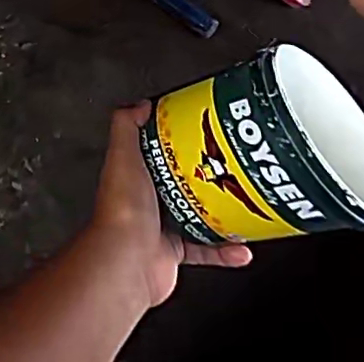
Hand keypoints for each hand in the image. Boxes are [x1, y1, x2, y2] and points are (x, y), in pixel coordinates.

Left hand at [79, 104, 250, 310]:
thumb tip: (140, 104)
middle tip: (225, 165)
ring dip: (217, 211)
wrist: (127, 259)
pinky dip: (224, 250)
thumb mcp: (122, 153)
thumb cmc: (122, 208)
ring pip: (193, 213)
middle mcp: (144, 195)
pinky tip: (241, 247)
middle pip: (177, 179)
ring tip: (239, 202)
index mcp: (132, 170)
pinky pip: (204, 249)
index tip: (194, 130)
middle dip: (200, 173)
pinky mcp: (173, 250)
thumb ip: (126, 124)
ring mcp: (159, 223)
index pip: (153, 147)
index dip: (171, 137)